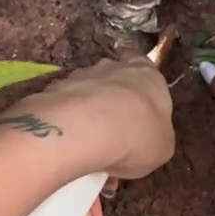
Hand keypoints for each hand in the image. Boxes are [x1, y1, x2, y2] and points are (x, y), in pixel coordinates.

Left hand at [0, 58, 173, 179]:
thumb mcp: (161, 147)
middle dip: (112, 103)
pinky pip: (63, 110)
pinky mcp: (53, 91)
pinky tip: (68, 150)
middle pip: (113, 81)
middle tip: (112, 134)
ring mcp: (80, 77)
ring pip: (85, 96)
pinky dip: (66, 127)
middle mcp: (114, 68)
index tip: (134, 99)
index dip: (138, 83)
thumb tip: (146, 138)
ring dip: (87, 117)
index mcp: (148, 76)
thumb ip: (155, 135)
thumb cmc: (136, 136)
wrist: (86, 128)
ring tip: (87, 150)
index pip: (143, 64)